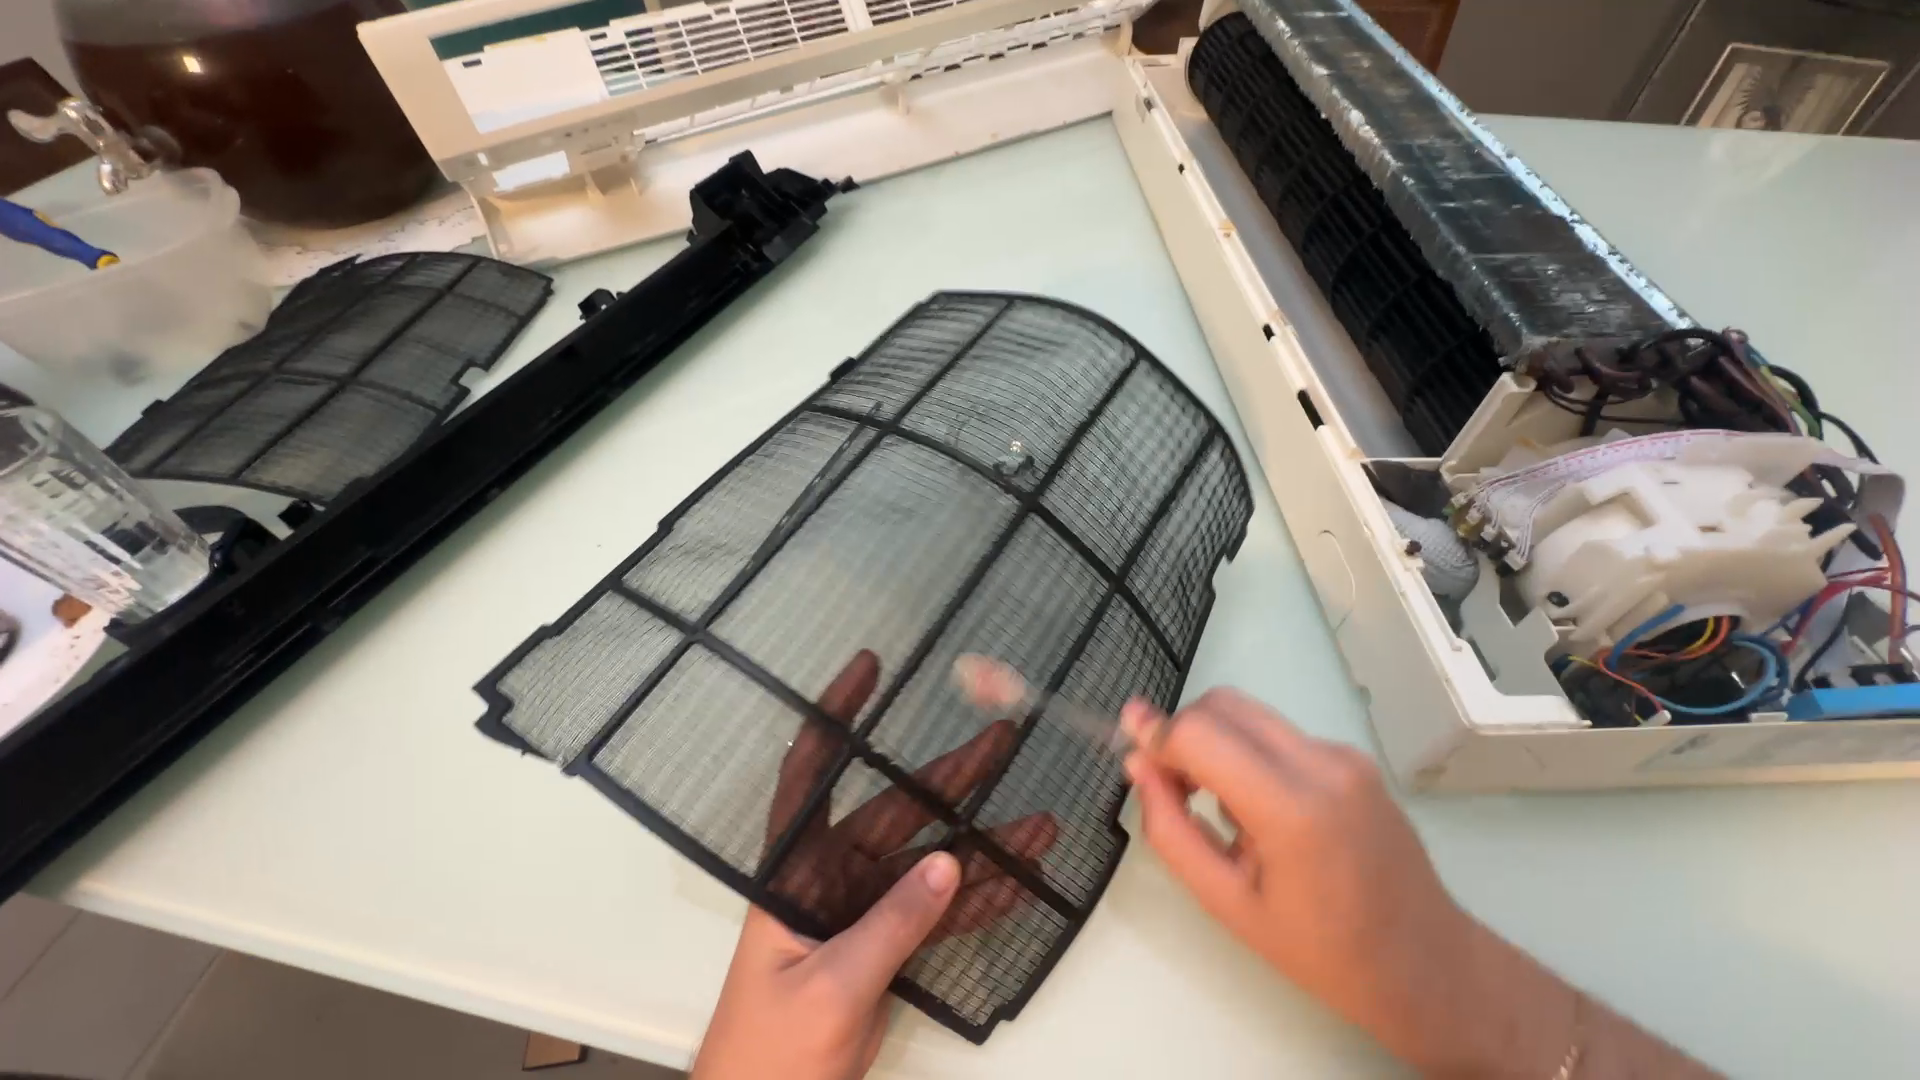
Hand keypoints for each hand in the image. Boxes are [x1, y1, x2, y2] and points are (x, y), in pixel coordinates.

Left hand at [692, 651, 1058, 1079]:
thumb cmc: (767, 1052)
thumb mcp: (830, 985)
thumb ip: (890, 924)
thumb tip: (945, 864)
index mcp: (794, 869)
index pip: (810, 772)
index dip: (835, 716)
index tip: (867, 668)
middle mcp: (830, 874)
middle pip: (897, 811)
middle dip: (951, 778)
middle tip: (1001, 740)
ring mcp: (864, 909)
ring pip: (933, 863)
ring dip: (986, 846)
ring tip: (1040, 824)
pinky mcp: (888, 944)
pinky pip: (941, 914)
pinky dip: (981, 902)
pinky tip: (1022, 882)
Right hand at [1122, 690, 1718, 1078]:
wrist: (1428, 965)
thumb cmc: (1321, 950)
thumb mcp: (1226, 903)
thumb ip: (1170, 828)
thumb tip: (1138, 765)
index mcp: (1293, 809)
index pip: (1201, 733)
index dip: (1154, 734)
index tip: (1127, 747)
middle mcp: (1323, 764)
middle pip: (1223, 704)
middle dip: (1181, 731)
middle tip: (1167, 783)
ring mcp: (1344, 755)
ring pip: (1248, 713)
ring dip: (1213, 740)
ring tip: (1215, 805)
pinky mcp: (1353, 757)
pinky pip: (1276, 733)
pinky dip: (1246, 752)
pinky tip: (1255, 807)